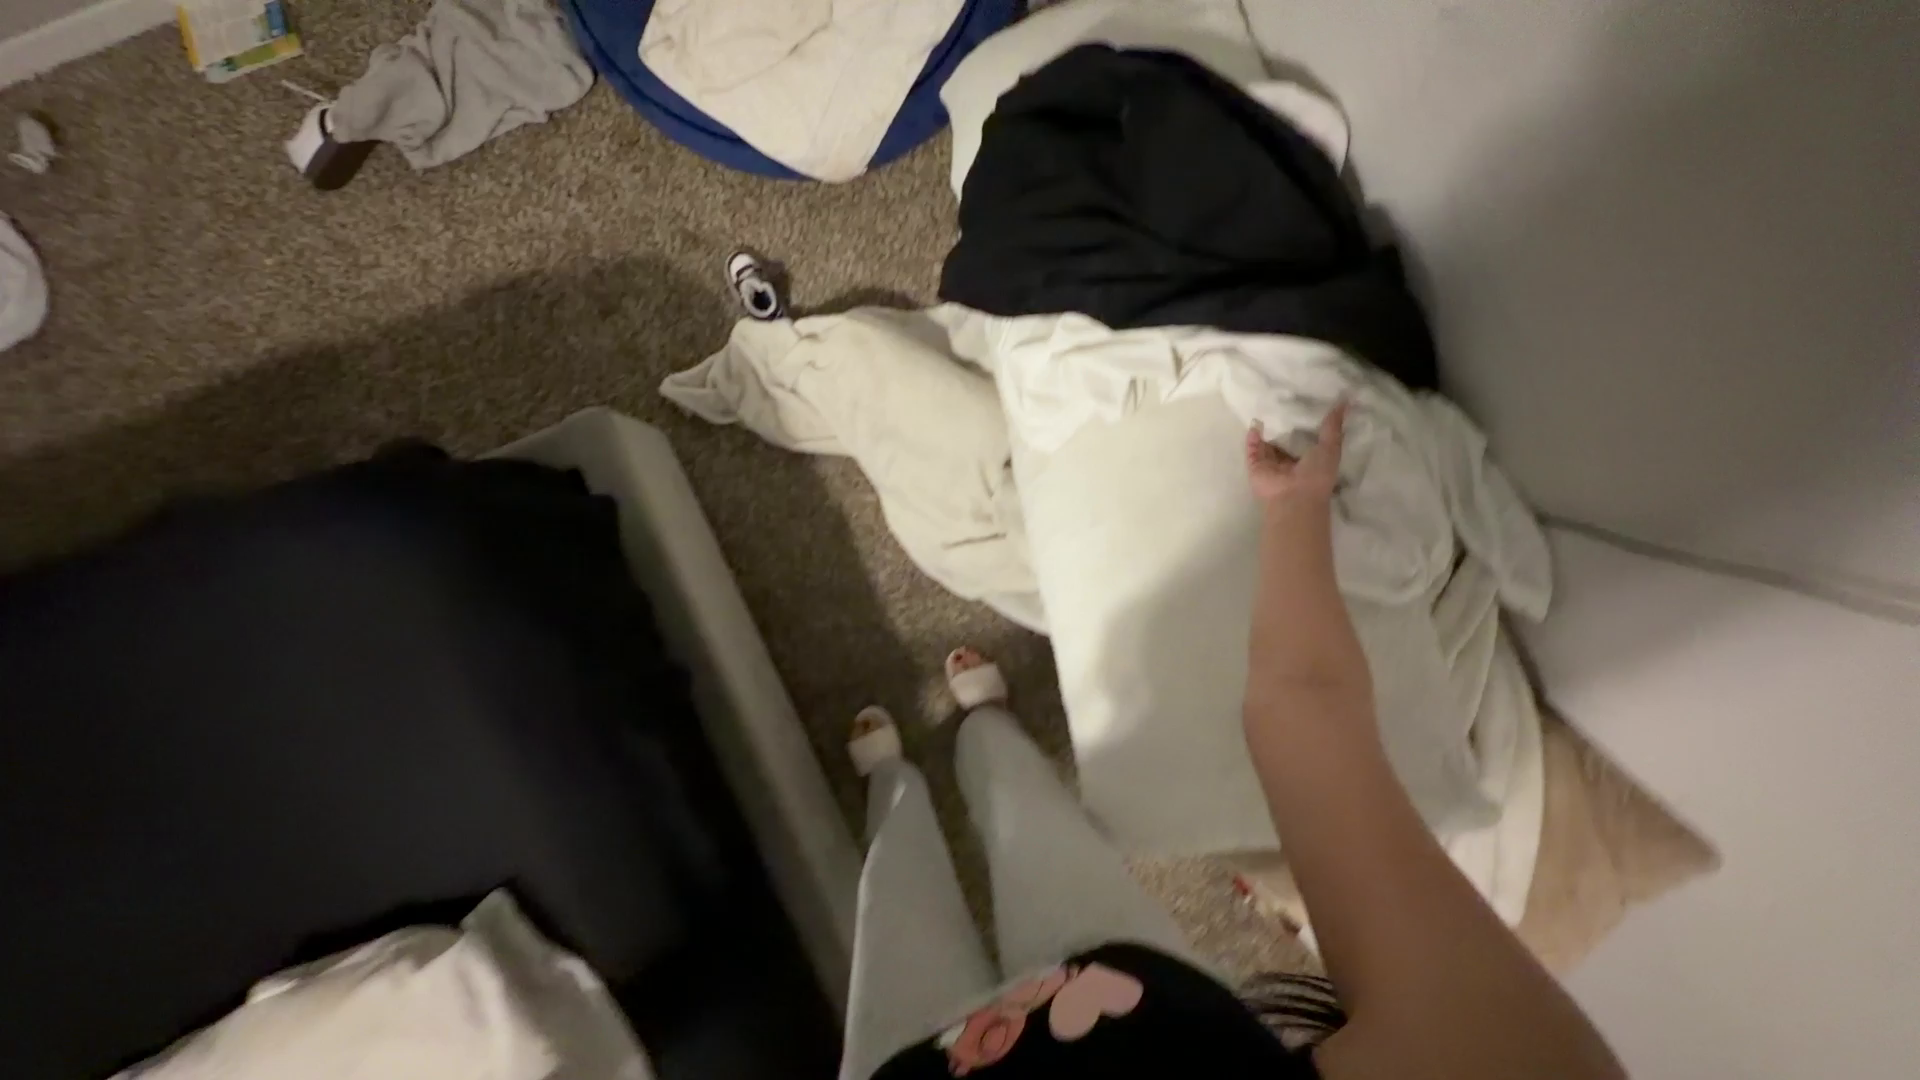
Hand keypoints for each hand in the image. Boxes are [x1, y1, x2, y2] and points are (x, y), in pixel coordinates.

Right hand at [1245, 400, 1347, 504]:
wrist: (1294, 499)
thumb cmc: (1317, 475)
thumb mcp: (1331, 447)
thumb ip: (1333, 426)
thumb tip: (1345, 400)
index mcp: (1311, 459)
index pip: (1307, 437)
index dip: (1307, 421)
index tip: (1306, 401)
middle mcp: (1290, 462)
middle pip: (1285, 439)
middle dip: (1284, 423)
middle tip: (1284, 399)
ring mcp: (1272, 465)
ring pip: (1267, 444)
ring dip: (1267, 429)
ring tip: (1266, 406)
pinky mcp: (1256, 467)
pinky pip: (1253, 450)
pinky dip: (1252, 438)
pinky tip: (1255, 422)